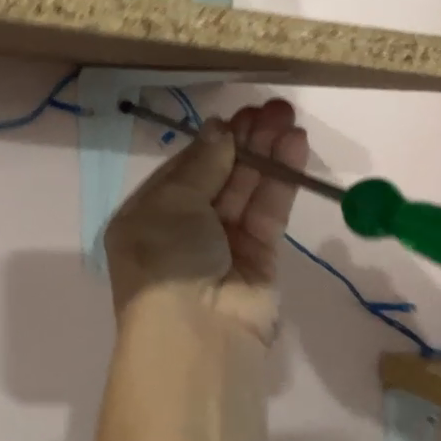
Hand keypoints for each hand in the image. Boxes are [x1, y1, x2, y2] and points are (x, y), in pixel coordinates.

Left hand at [102, 99, 308, 341]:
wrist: (196, 334)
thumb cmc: (165, 257)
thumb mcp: (170, 203)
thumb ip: (201, 166)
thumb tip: (219, 131)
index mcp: (146, 214)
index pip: (182, 167)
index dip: (210, 140)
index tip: (236, 113)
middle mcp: (182, 226)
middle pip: (217, 174)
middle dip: (243, 140)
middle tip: (272, 106)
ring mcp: (222, 242)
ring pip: (246, 188)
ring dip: (266, 152)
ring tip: (288, 116)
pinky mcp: (260, 258)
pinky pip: (268, 210)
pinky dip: (281, 180)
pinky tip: (294, 146)